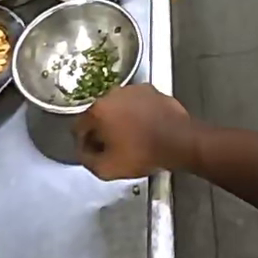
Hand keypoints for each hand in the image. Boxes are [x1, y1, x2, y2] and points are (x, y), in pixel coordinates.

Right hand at [74, 84, 195, 179]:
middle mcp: (111, 94)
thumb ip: (88, 160)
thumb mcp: (108, 169)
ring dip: (120, 118)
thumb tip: (83, 153)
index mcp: (97, 111)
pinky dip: (137, 112)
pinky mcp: (149, 89)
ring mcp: (131, 89)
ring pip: (117, 106)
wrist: (178, 140)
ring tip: (132, 137)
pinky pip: (136, 102)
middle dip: (102, 129)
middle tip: (114, 146)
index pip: (79, 126)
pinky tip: (146, 126)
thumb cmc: (142, 153)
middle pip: (99, 114)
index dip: (83, 142)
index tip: (93, 152)